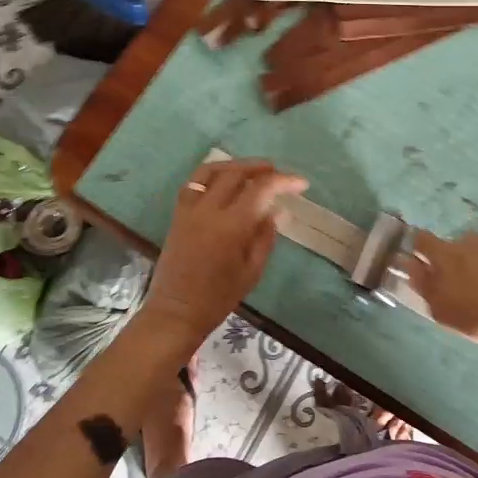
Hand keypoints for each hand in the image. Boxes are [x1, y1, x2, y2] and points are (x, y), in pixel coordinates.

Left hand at [139, 160, 307, 349]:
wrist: (176, 312)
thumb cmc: (218, 298)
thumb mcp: (251, 271)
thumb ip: (264, 237)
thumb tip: (276, 212)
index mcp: (231, 226)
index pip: (261, 190)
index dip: (284, 181)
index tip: (301, 184)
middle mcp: (209, 210)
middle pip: (236, 174)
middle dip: (261, 168)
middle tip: (278, 173)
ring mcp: (189, 209)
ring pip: (212, 171)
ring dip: (235, 165)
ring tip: (252, 170)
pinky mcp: (178, 214)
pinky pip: (194, 182)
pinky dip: (212, 174)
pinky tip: (224, 179)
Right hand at [398, 231, 477, 349]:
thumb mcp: (443, 312)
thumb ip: (423, 286)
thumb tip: (410, 266)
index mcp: (445, 255)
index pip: (422, 240)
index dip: (420, 250)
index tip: (424, 266)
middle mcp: (470, 241)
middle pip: (455, 247)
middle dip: (456, 263)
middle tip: (465, 290)